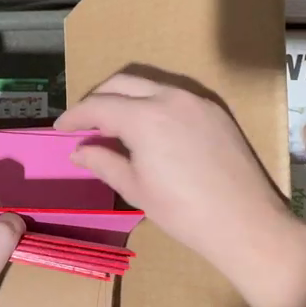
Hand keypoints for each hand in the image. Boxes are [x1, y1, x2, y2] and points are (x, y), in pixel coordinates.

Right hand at [55, 73, 295, 266]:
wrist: (245, 223)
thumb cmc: (182, 212)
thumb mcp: (134, 188)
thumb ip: (102, 161)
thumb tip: (78, 150)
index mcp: (145, 117)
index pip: (98, 105)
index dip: (75, 116)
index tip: (60, 129)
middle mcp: (170, 98)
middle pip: (121, 83)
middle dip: (97, 99)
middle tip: (83, 123)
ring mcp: (196, 101)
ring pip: (149, 85)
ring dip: (124, 97)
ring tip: (112, 125)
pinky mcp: (214, 111)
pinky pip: (173, 95)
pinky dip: (150, 102)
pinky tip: (146, 128)